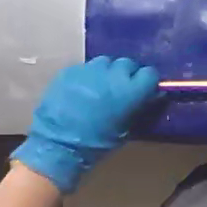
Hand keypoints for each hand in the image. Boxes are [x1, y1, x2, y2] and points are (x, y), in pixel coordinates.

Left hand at [12, 57, 160, 192]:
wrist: (57, 144)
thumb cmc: (95, 143)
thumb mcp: (124, 130)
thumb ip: (138, 108)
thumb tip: (148, 97)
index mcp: (130, 90)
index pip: (150, 73)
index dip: (147, 81)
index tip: (143, 90)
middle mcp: (112, 73)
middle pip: (127, 64)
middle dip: (127, 74)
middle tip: (121, 89)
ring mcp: (89, 69)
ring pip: (105, 62)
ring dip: (107, 72)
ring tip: (100, 87)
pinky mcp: (70, 70)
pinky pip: (85, 68)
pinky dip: (87, 76)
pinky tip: (81, 90)